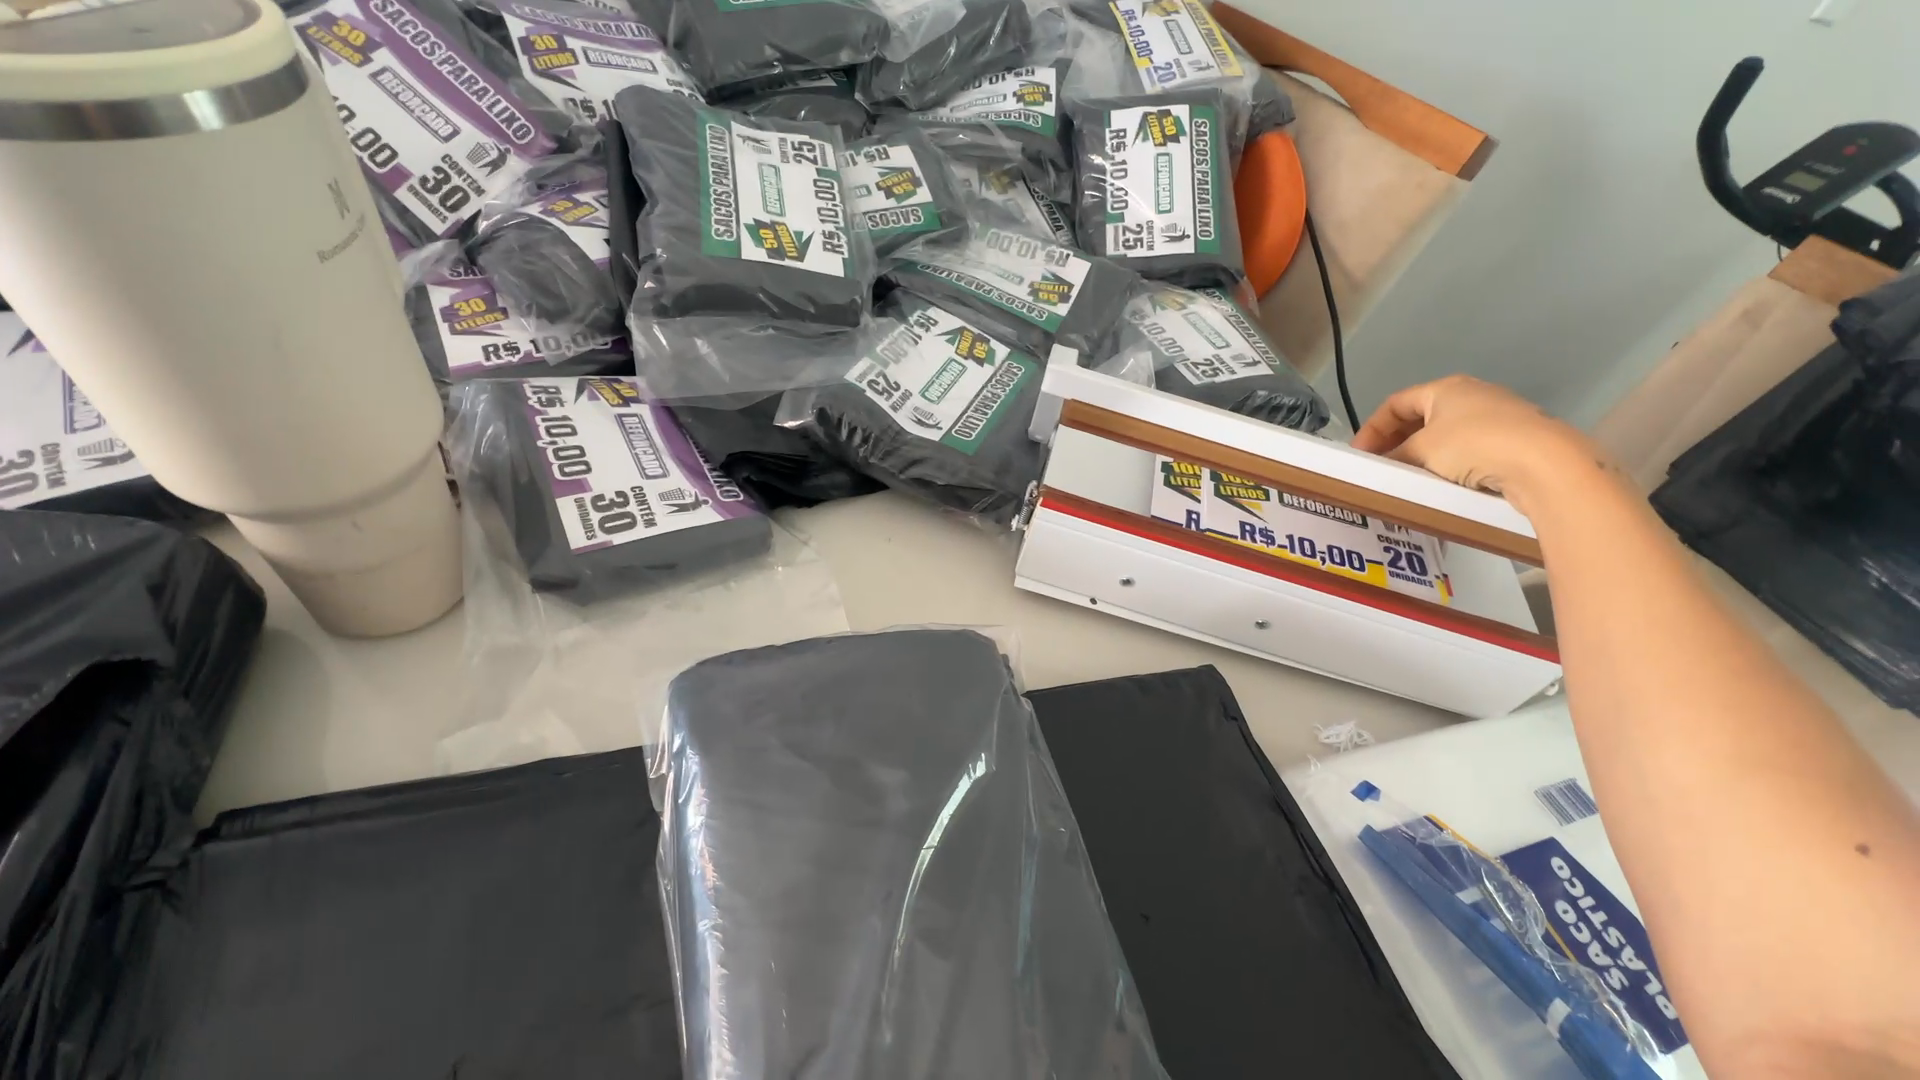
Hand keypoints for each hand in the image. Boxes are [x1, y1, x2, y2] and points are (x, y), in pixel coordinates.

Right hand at [1351, 376, 1605, 510]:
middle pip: (1420, 418)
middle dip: (1396, 443)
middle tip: (1381, 468)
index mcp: (1444, 388)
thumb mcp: (1422, 451)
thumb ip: (1395, 457)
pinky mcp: (1515, 440)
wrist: (1544, 463)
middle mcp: (1471, 395)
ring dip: (1423, 456)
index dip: (1371, 429)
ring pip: (1445, 436)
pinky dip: (1450, 465)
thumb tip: (1382, 466)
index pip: (1395, 404)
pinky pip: (1469, 450)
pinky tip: (1445, 484)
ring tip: (1410, 479)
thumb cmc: (1473, 445)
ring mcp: (1497, 416)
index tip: (1359, 456)